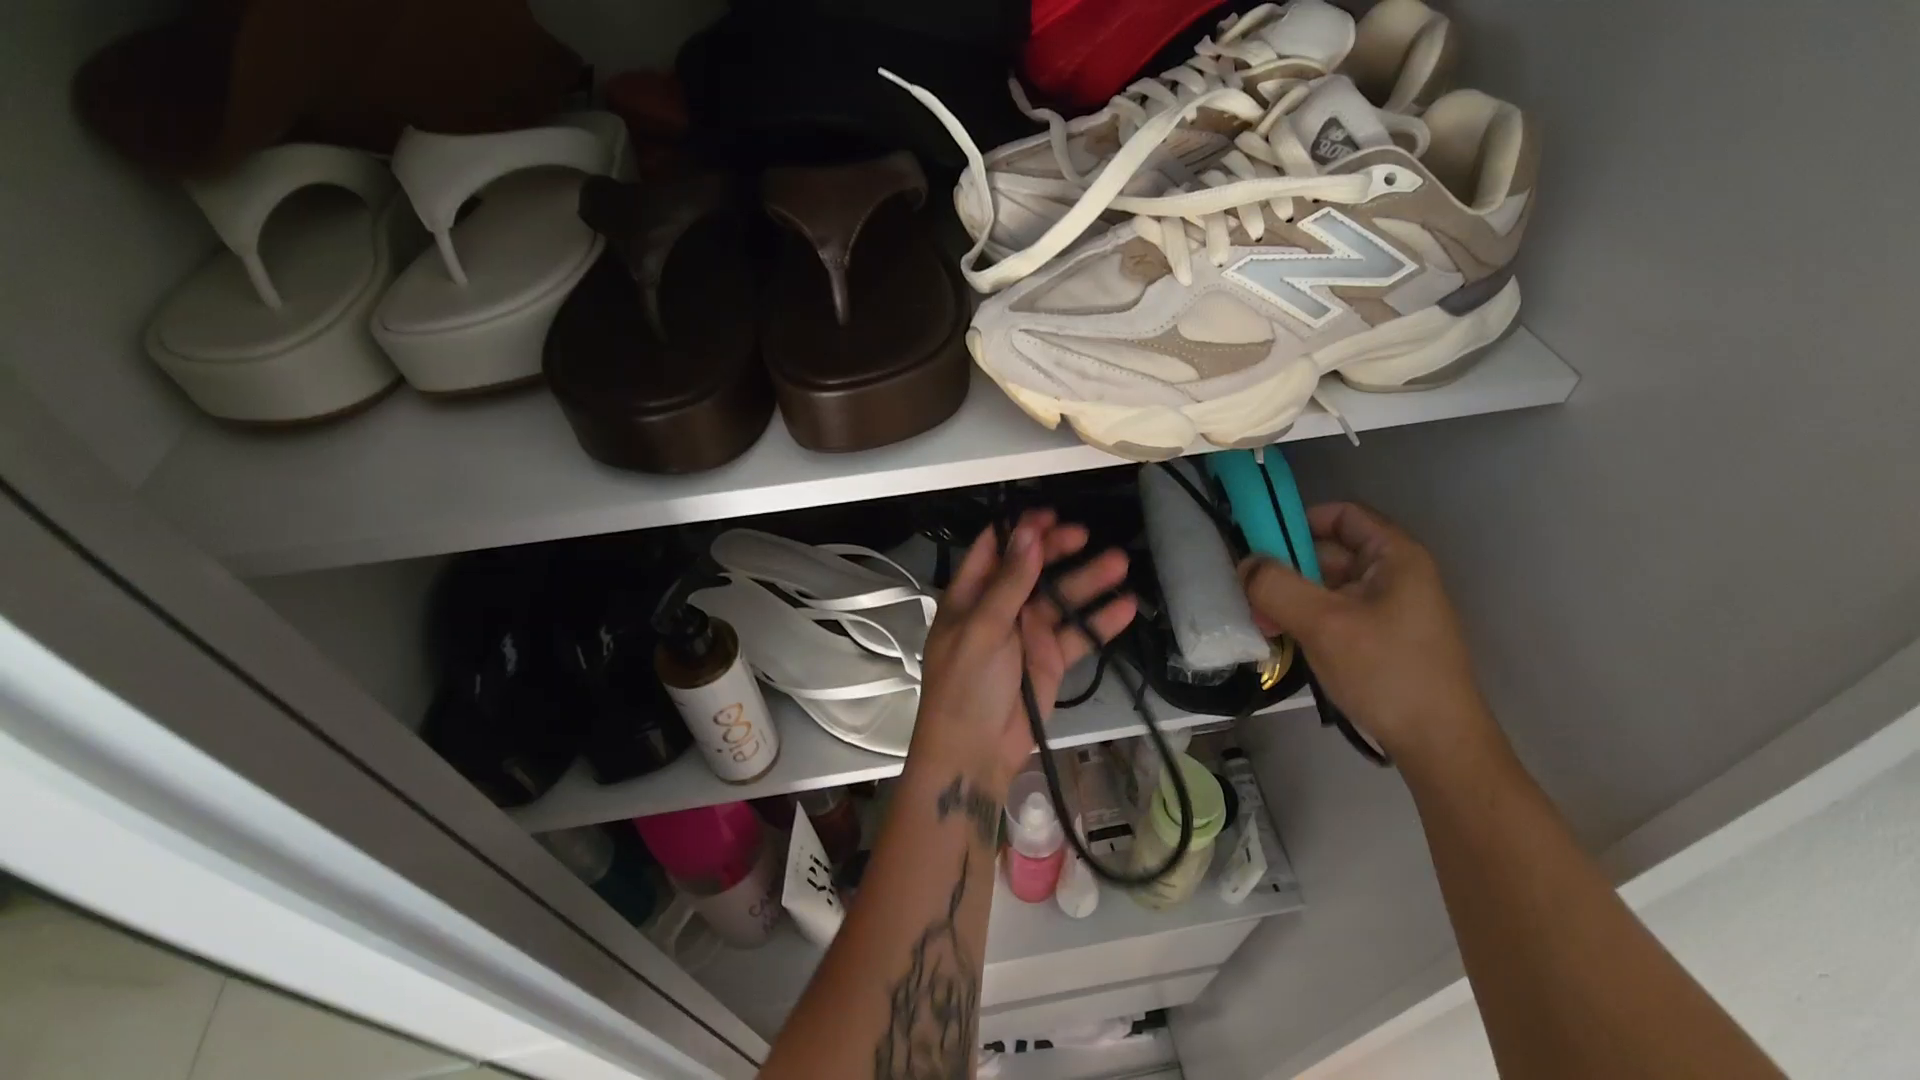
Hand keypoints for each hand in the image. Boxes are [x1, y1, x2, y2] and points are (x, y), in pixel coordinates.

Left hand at [914, 509, 1136, 791]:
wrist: (974, 752)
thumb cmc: (965, 685)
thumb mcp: (983, 628)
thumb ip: (1009, 582)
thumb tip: (1027, 534)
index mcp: (971, 597)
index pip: (994, 550)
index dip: (1019, 530)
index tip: (1049, 514)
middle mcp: (1000, 610)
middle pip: (1033, 570)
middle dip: (1058, 550)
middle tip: (1087, 535)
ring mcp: (1027, 635)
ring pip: (1061, 600)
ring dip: (1088, 582)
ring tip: (1120, 563)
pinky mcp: (1050, 660)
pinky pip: (1078, 635)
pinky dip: (1100, 622)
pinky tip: (1126, 607)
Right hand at [1240, 502, 1496, 764]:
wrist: (1437, 742)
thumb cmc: (1385, 670)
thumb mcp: (1323, 623)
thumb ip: (1277, 586)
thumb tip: (1245, 565)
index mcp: (1394, 556)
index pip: (1342, 515)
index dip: (1299, 521)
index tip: (1260, 544)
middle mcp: (1394, 576)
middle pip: (1329, 553)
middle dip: (1286, 570)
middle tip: (1249, 594)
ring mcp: (1388, 610)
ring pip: (1327, 589)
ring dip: (1290, 600)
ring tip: (1262, 625)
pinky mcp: (1380, 641)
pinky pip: (1334, 617)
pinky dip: (1305, 622)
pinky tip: (1282, 642)